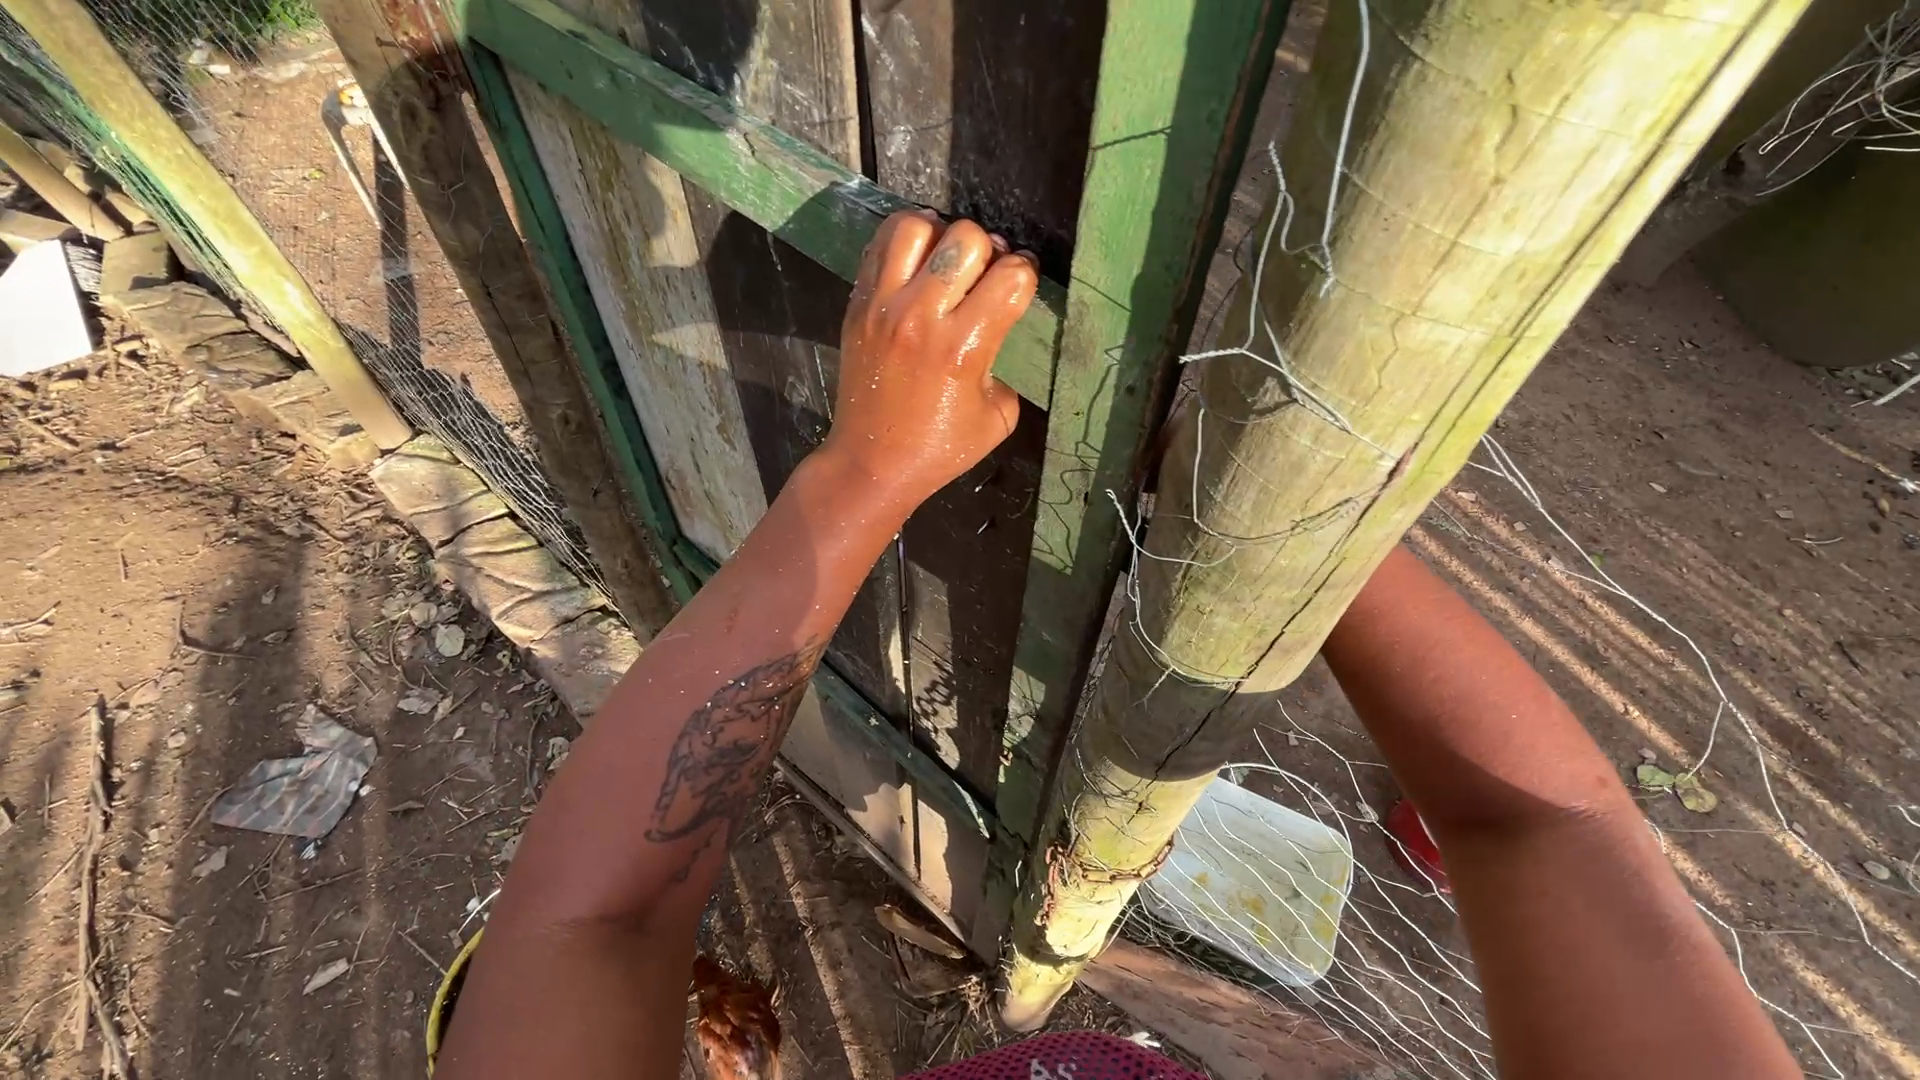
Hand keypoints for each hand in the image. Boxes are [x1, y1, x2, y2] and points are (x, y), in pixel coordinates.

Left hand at [821, 210, 1035, 509]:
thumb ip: (1008, 364)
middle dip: (988, 250)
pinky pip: (879, 245)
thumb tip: (1003, 324)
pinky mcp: (858, 305)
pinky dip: (904, 242)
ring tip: (944, 259)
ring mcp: (883, 306)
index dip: (1026, 274)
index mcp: (962, 348)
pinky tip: (916, 263)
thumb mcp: (998, 417)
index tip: (1020, 286)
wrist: (871, 463)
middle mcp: (921, 317)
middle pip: (966, 238)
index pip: (1011, 276)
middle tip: (983, 273)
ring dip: (940, 235)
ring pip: (916, 226)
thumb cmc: (939, 448)